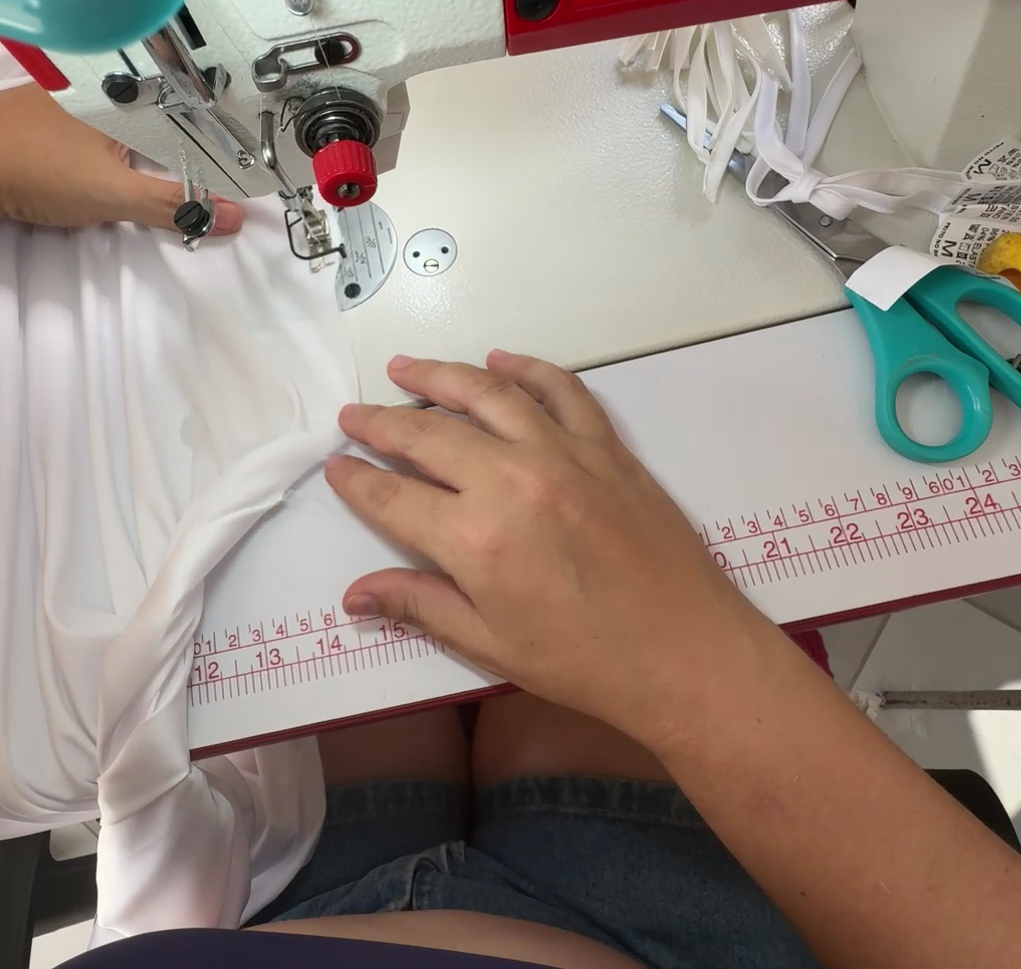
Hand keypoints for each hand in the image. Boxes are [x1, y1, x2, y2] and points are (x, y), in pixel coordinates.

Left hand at [0, 84, 242, 236]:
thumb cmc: (36, 172)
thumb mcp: (116, 195)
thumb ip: (176, 207)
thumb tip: (236, 219)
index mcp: (115, 94)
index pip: (180, 113)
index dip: (210, 141)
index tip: (237, 167)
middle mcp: (88, 87)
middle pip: (151, 114)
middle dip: (178, 142)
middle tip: (210, 172)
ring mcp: (55, 98)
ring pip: (117, 120)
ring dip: (141, 144)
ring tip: (167, 170)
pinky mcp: (30, 116)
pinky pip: (88, 127)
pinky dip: (108, 146)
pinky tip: (107, 163)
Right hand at [324, 351, 777, 743]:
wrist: (686, 653)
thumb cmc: (583, 661)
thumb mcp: (490, 643)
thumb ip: (419, 605)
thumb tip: (352, 595)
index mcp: (476, 540)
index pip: (393, 498)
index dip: (357, 481)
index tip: (334, 464)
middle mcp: (512, 481)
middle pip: (428, 436)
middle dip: (381, 423)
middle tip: (354, 414)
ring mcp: (563, 453)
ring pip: (487, 395)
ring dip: (439, 376)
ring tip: (405, 368)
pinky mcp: (606, 445)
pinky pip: (561, 390)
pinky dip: (527, 368)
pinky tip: (500, 359)